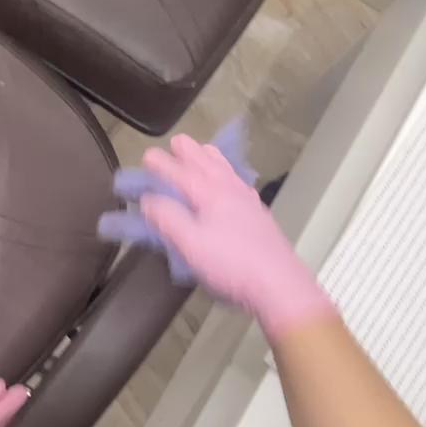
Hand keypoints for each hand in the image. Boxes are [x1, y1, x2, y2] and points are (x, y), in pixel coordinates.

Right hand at [138, 134, 335, 337]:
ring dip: (211, 159)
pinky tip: (231, 182)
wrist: (278, 284)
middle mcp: (231, 190)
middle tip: (177, 142)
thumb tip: (148, 199)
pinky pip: (238, 182)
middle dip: (190, 152)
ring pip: (226, 170)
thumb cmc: (230, 264)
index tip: (147, 156)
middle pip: (207, 163)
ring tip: (203, 151)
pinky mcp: (258, 215)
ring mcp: (248, 201)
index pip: (181, 173)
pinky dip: (228, 173)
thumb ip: (168, 218)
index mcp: (211, 193)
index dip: (162, 165)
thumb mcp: (190, 244)